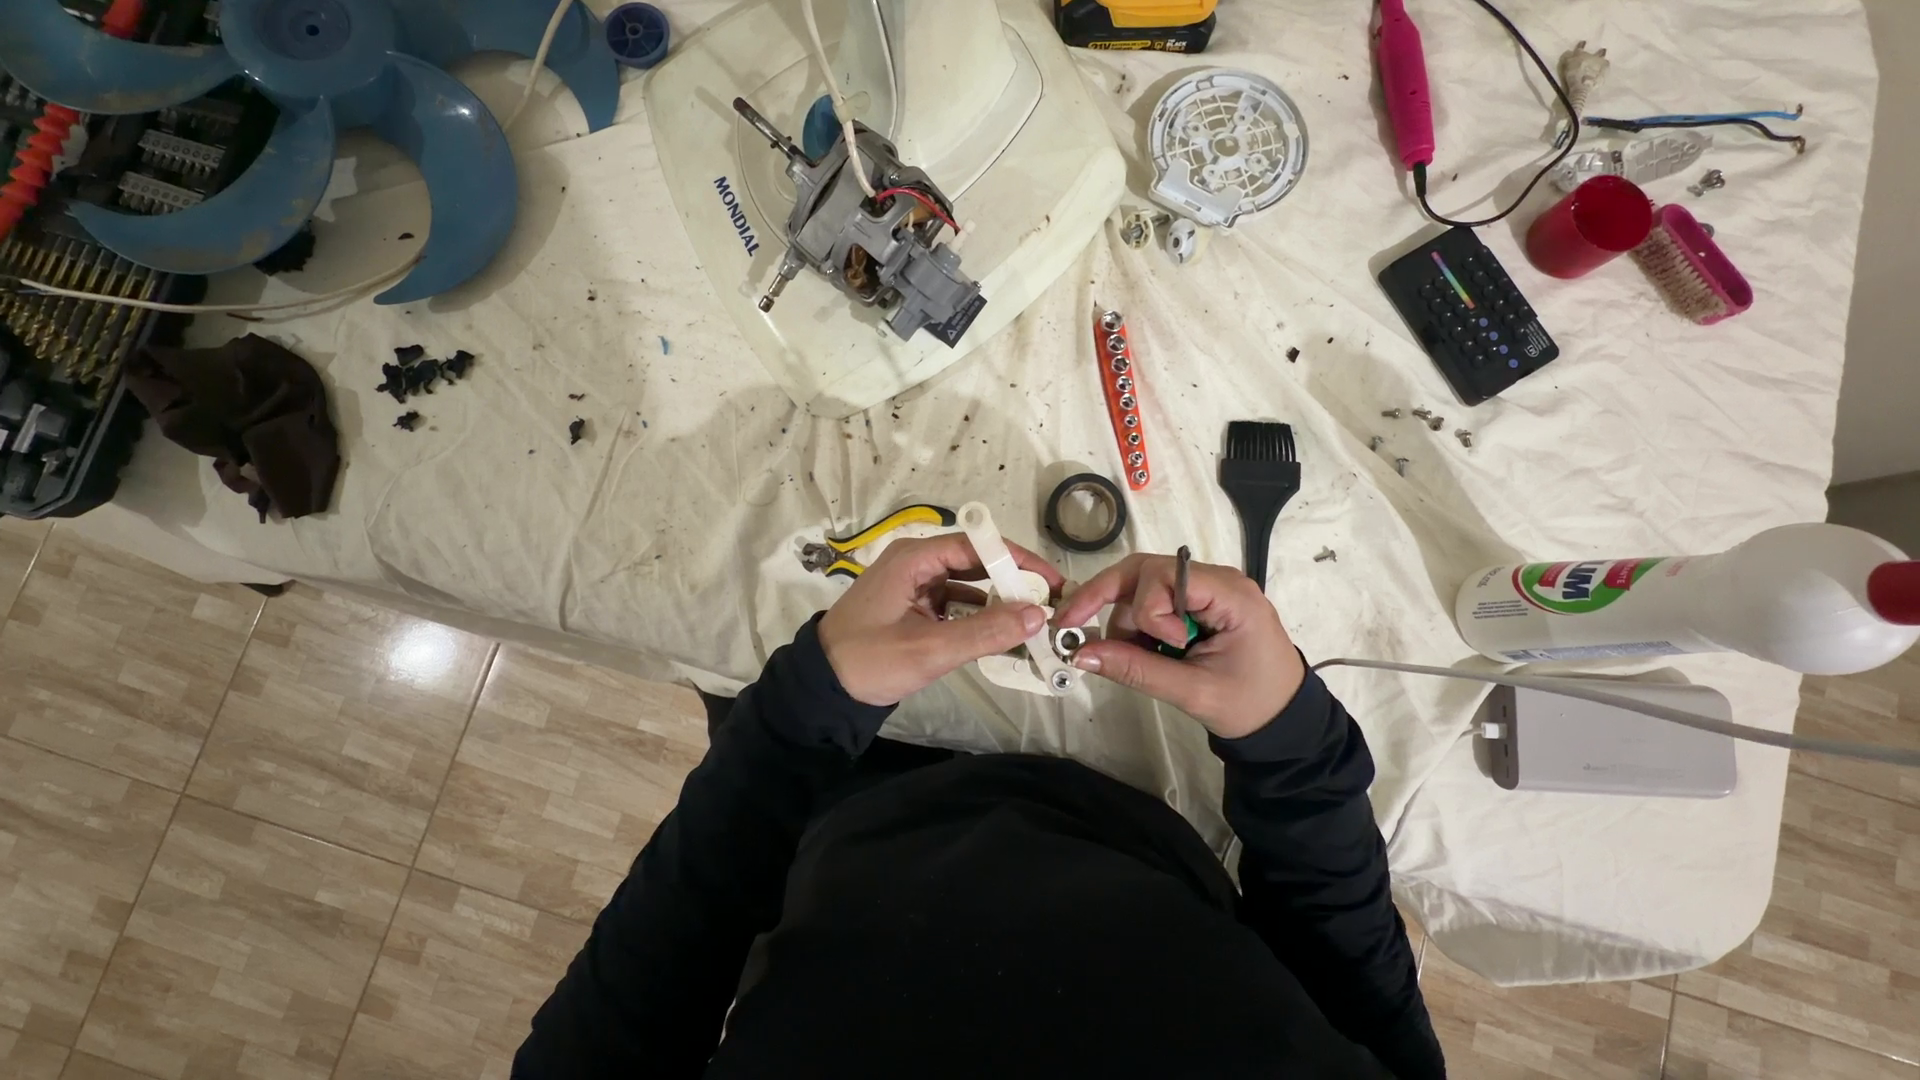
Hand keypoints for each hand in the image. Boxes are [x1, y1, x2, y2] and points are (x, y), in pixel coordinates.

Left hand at [818, 533, 1066, 705]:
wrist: (821, 688)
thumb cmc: (870, 660)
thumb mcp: (930, 648)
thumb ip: (985, 632)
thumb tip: (1037, 615)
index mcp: (913, 559)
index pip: (977, 546)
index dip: (1018, 560)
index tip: (1051, 580)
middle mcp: (915, 563)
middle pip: (975, 562)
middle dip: (1012, 581)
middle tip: (1050, 601)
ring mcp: (913, 585)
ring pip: (967, 585)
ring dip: (997, 601)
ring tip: (1033, 619)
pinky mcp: (913, 607)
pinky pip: (954, 603)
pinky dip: (977, 617)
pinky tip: (1002, 633)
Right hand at [1054, 554, 1305, 739]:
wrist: (1284, 721)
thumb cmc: (1250, 705)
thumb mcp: (1193, 692)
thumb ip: (1137, 669)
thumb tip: (1080, 654)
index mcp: (1229, 594)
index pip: (1164, 574)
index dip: (1145, 607)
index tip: (1164, 646)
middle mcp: (1215, 580)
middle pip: (1145, 570)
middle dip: (1109, 599)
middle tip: (1072, 626)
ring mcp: (1205, 589)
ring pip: (1142, 584)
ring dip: (1126, 619)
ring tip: (1136, 657)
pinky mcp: (1197, 603)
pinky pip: (1153, 598)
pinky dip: (1137, 624)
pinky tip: (1141, 650)